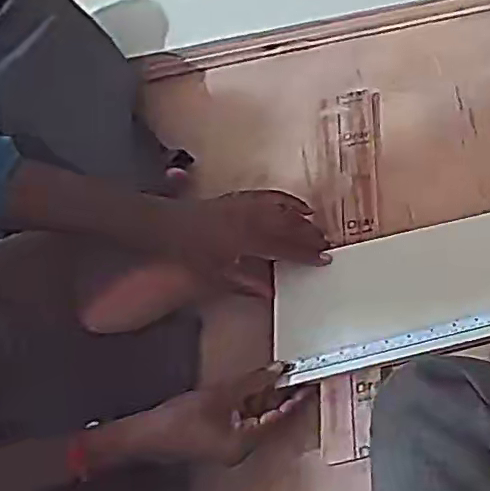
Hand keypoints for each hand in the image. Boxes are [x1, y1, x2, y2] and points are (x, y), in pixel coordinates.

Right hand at [114, 364, 311, 465]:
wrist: (139, 436)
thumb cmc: (176, 421)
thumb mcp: (221, 395)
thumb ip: (253, 382)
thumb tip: (278, 371)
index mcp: (245, 444)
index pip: (279, 419)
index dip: (295, 400)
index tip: (308, 385)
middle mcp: (241, 448)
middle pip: (270, 419)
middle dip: (282, 397)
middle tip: (298, 378)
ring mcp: (229, 445)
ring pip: (256, 418)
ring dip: (267, 398)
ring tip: (281, 377)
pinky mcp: (218, 438)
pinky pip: (242, 419)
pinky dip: (250, 403)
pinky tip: (256, 386)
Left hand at [160, 190, 331, 296]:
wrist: (162, 225)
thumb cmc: (187, 253)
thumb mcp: (215, 274)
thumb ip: (245, 284)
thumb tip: (270, 294)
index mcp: (248, 240)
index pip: (285, 248)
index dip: (306, 254)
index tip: (324, 260)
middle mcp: (250, 219)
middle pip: (289, 226)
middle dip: (310, 235)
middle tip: (327, 244)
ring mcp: (245, 206)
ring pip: (283, 210)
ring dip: (302, 219)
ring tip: (317, 226)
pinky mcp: (239, 198)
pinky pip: (270, 197)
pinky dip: (287, 200)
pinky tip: (299, 205)